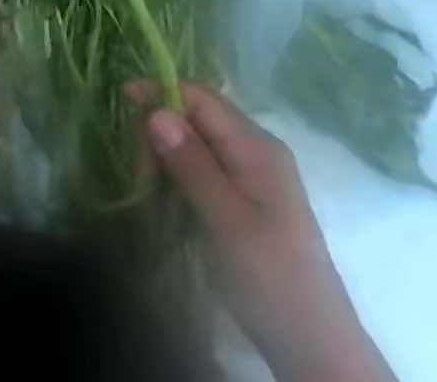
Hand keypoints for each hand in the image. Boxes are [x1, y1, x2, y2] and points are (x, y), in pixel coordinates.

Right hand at [144, 84, 395, 381]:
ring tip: (148, 189)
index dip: (161, 92)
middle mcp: (256, 149)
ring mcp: (252, 173)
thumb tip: (156, 111)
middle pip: (197, 116)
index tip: (122, 99)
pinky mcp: (245, 197)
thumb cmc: (270, 277)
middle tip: (140, 173)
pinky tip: (167, 198)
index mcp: (256, 146)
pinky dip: (179, 174)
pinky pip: (204, 167)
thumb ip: (191, 163)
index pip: (202, 97)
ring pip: (197, 142)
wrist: (314, 344)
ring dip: (167, 155)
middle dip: (161, 131)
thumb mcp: (225, 220)